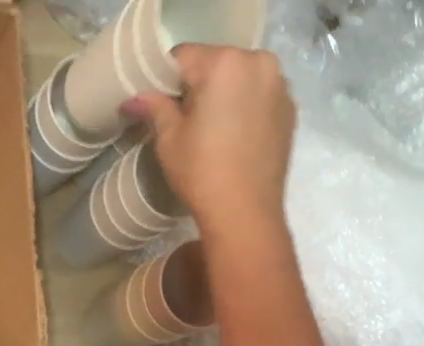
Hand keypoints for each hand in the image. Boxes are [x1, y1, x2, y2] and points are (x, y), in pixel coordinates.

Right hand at [126, 45, 296, 246]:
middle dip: (196, 85)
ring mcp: (278, 84)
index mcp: (224, 64)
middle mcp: (258, 63)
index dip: (164, 79)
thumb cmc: (201, 172)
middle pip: (215, 63)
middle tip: (182, 120)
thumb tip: (133, 100)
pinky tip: (231, 138)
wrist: (245, 211)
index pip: (183, 56)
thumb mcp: (169, 140)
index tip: (156, 105)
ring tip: (209, 131)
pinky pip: (258, 96)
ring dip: (221, 95)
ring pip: (239, 78)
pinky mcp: (289, 108)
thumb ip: (154, 108)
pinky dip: (243, 107)